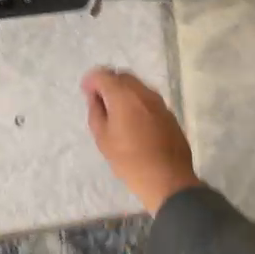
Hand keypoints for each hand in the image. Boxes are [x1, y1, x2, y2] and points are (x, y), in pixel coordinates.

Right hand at [81, 68, 200, 214]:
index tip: (85, 92)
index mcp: (124, 96)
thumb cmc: (129, 161)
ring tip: (114, 112)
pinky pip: (148, 99)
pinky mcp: (168, 113)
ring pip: (137, 86)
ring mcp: (159, 102)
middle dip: (108, 83)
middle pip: (122, 76)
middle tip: (98, 101)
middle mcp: (143, 93)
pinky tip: (132, 121)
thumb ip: (96, 112)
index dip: (91, 81)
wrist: (168, 178)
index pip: (103, 75)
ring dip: (123, 92)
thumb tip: (94, 97)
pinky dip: (136, 102)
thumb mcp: (103, 139)